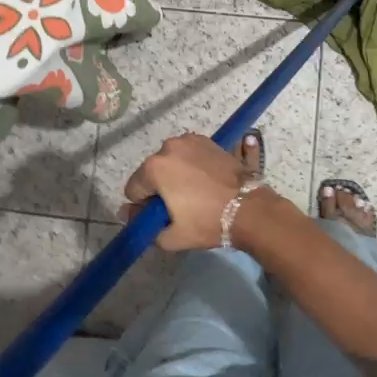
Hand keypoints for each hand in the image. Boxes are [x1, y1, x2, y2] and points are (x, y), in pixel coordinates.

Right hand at [121, 132, 254, 250]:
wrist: (248, 208)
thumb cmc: (206, 222)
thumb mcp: (171, 237)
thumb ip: (143, 225)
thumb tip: (128, 213)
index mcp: (154, 168)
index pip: (134, 189)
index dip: (143, 206)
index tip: (161, 215)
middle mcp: (168, 147)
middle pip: (151, 172)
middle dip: (159, 188)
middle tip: (179, 206)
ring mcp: (190, 140)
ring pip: (170, 161)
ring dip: (174, 174)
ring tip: (194, 193)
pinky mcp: (207, 140)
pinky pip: (188, 154)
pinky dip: (190, 164)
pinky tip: (204, 180)